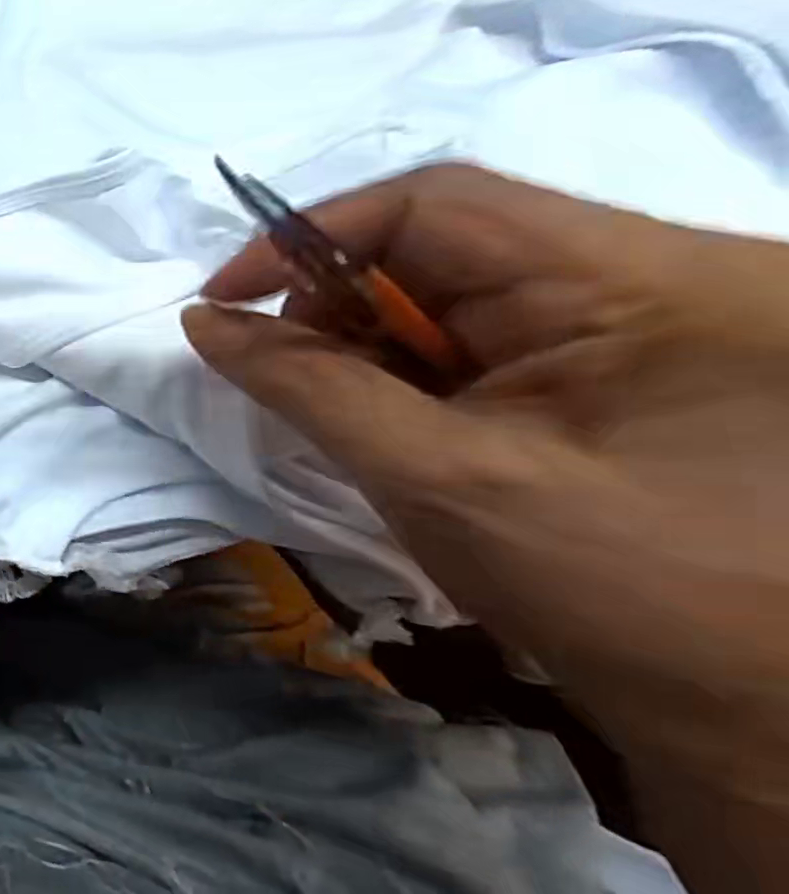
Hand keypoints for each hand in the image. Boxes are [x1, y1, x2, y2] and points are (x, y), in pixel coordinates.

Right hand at [183, 163, 788, 893]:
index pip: (435, 204)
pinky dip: (407, 373)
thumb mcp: (437, 479)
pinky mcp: (623, 372)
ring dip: (366, 344)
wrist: (776, 732)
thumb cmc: (622, 600)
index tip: (226, 298)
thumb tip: (204, 322)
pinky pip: (478, 340)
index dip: (308, 238)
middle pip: (441, 246)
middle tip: (279, 369)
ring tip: (344, 410)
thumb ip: (308, 385)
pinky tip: (394, 423)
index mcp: (647, 280)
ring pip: (450, 296)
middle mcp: (656, 278)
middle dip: (335, 304)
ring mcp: (645, 326)